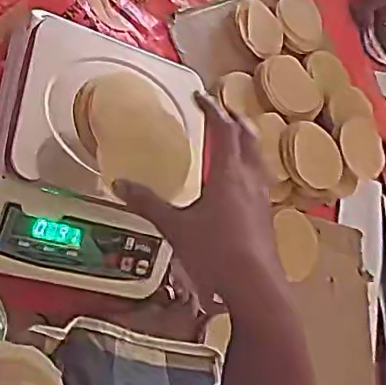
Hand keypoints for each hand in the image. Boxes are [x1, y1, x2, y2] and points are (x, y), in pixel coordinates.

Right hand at [114, 93, 285, 316]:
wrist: (256, 288)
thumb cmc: (215, 253)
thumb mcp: (175, 227)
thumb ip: (148, 203)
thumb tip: (119, 183)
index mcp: (228, 174)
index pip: (224, 129)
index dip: (212, 109)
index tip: (200, 96)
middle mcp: (250, 179)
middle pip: (248, 137)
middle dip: (235, 119)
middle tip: (221, 109)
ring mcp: (262, 198)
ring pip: (258, 157)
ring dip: (247, 141)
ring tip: (235, 137)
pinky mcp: (266, 216)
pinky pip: (260, 178)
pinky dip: (250, 165)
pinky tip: (240, 181)